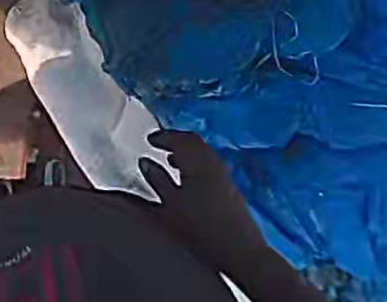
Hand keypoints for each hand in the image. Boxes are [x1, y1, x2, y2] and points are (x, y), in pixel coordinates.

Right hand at [138, 130, 266, 274]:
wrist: (241, 250)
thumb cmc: (201, 227)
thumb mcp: (171, 205)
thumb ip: (157, 179)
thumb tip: (145, 161)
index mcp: (195, 159)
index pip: (176, 138)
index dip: (161, 136)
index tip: (149, 139)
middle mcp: (210, 158)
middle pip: (191, 140)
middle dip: (175, 139)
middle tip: (160, 144)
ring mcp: (222, 170)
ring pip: (201, 149)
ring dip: (186, 149)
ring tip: (171, 159)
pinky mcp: (229, 183)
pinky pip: (208, 160)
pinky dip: (196, 159)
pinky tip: (190, 175)